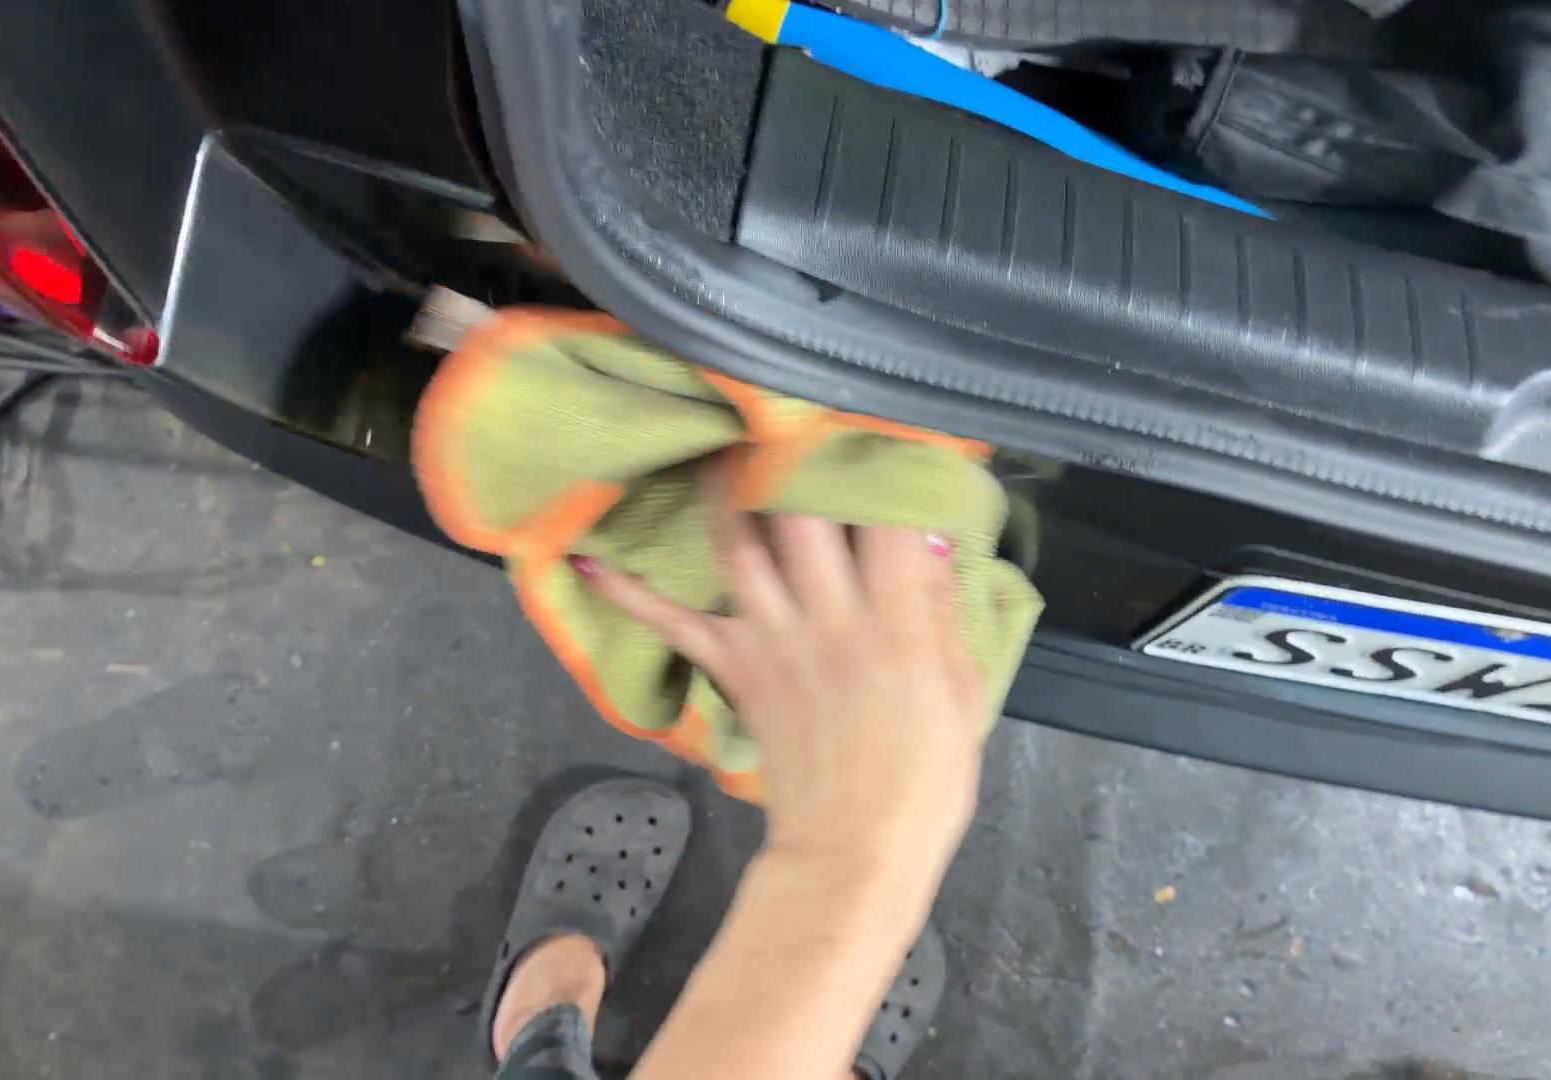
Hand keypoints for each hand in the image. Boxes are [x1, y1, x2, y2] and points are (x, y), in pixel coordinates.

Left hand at [573, 459, 988, 894]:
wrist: (856, 848)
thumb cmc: (925, 775)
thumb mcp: (960, 691)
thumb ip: (942, 610)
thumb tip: (929, 536)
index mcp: (895, 619)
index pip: (887, 516)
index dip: (881, 460)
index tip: (873, 421)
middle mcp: (829, 614)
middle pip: (803, 514)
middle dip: (790, 453)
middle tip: (776, 409)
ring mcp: (772, 638)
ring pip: (738, 545)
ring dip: (722, 488)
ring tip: (710, 442)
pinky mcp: (734, 668)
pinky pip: (675, 622)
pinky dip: (631, 592)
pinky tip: (590, 558)